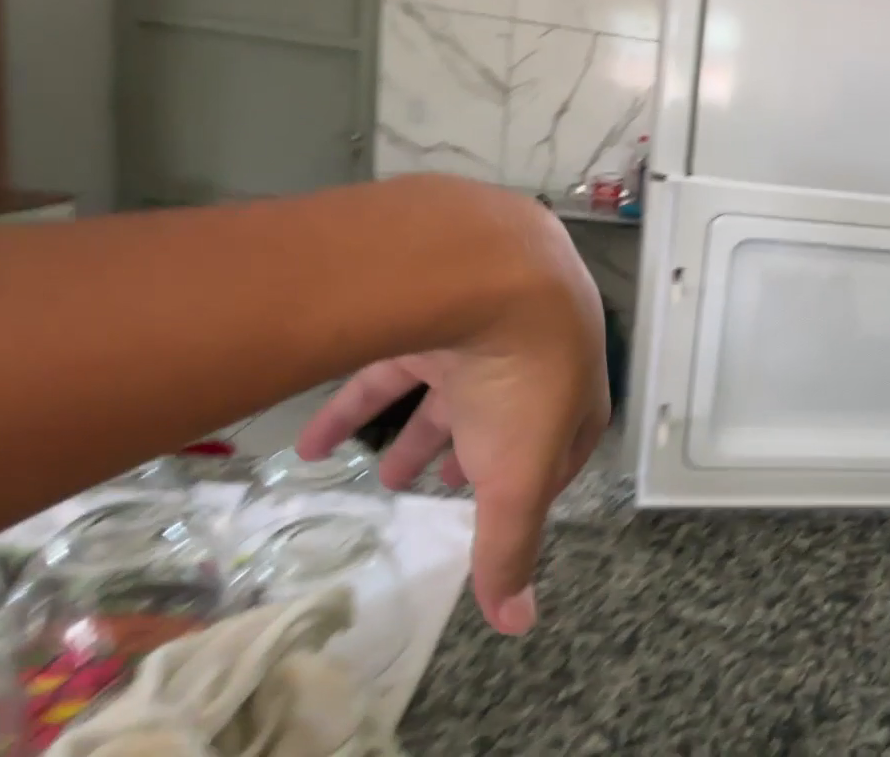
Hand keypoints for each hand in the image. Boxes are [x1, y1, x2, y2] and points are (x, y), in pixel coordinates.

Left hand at [295, 214, 609, 636]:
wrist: (491, 265)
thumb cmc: (522, 377)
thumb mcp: (517, 476)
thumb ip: (510, 548)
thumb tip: (520, 625)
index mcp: (574, 393)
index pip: (563, 447)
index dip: (534, 484)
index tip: (500, 510)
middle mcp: (539, 354)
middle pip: (503, 415)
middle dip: (469, 456)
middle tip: (435, 489)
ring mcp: (489, 318)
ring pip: (448, 387)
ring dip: (414, 432)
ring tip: (378, 476)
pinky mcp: (438, 296)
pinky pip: (393, 357)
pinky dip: (356, 400)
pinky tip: (314, 437)